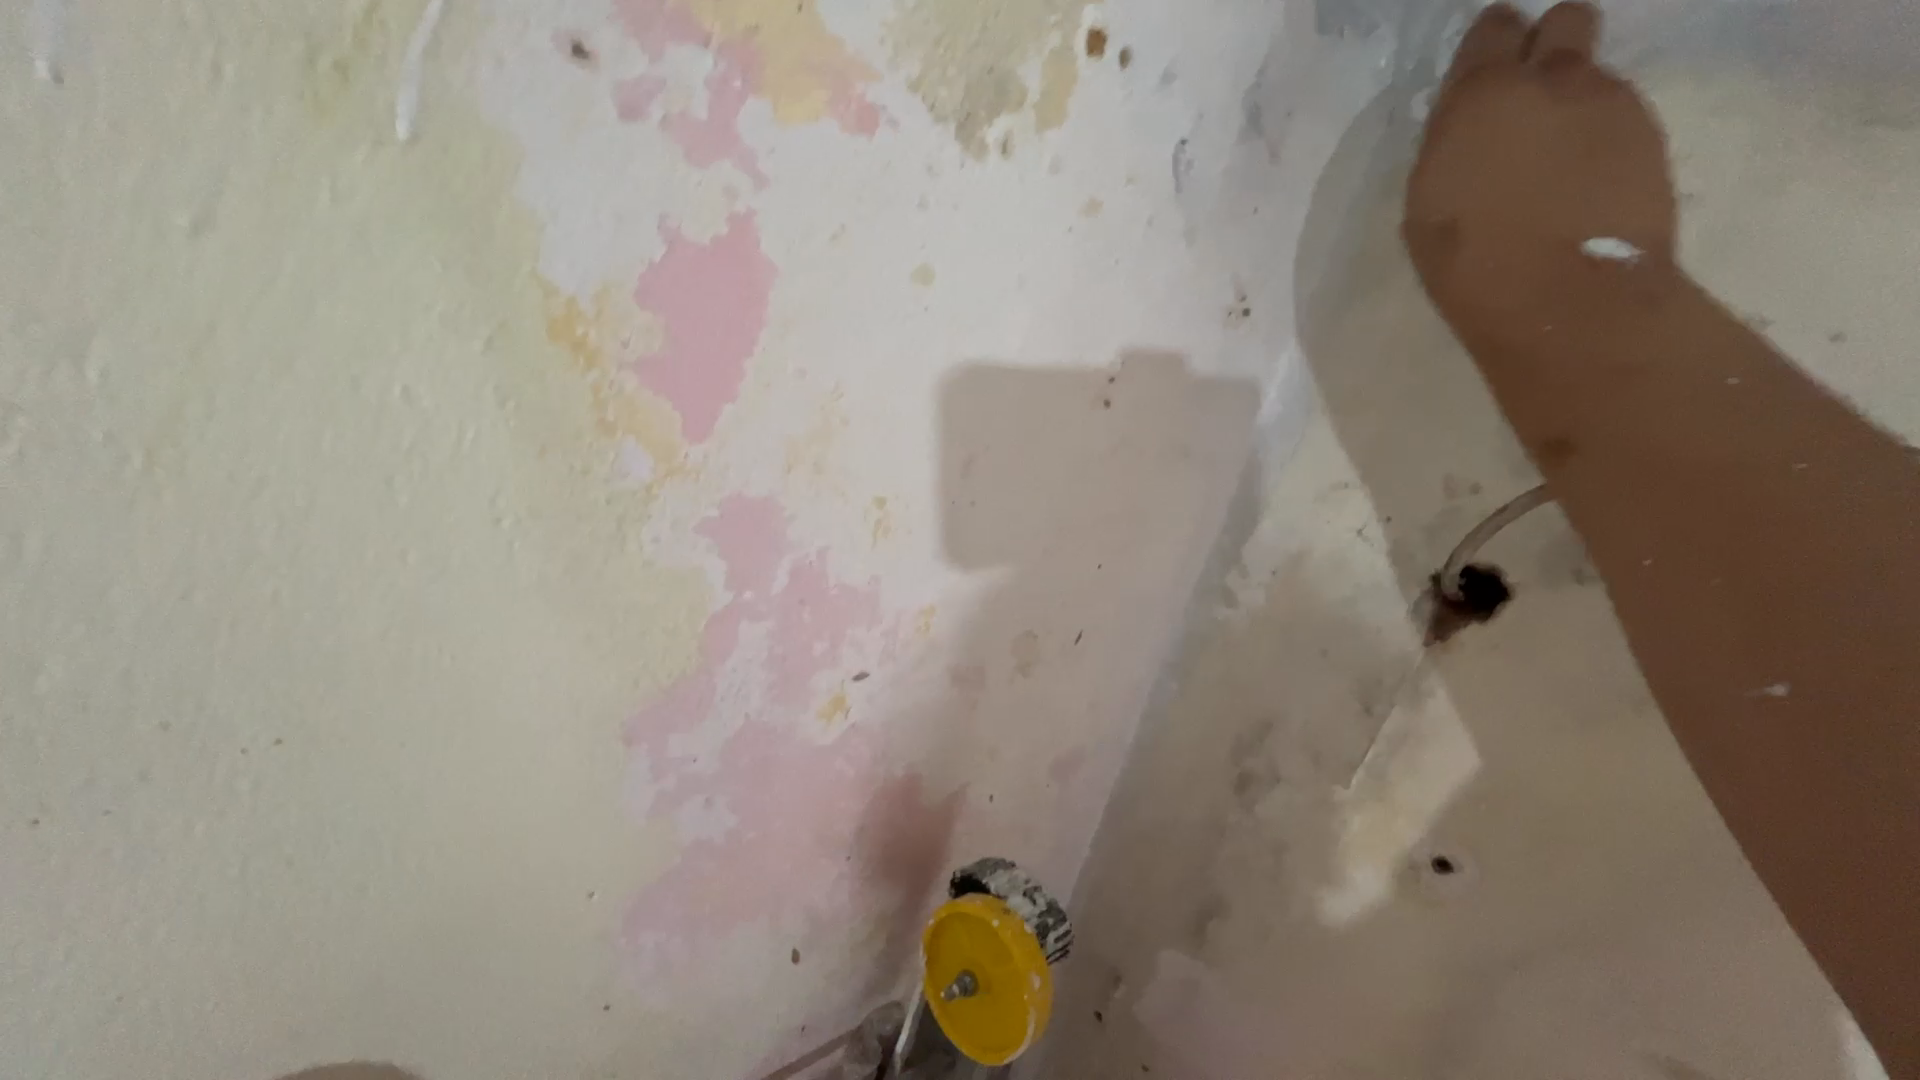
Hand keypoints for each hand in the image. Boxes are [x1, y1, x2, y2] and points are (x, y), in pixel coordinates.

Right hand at [1404, 3, 1677, 329]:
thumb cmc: (1469, 260)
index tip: (1481, 76)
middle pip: (1565, 22)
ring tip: (1553, 157)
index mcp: (1482, 95)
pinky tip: (1582, 183)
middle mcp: (1552, 80)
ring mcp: (1610, 103)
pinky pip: (1619, 116)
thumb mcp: (1429, 200)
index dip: (1488, 49)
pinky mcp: (1650, 135)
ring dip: (1572, 101)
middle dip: (1546, 46)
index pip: (1492, 30)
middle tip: (1527, 97)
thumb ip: (1453, 145)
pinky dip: (1599, 138)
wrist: (1563, 297)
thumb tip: (1472, 128)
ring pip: (1593, 74)